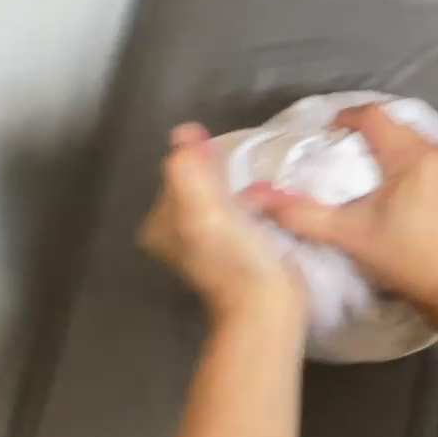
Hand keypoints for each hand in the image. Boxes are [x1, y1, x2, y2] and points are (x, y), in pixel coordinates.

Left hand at [139, 123, 300, 318]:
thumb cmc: (232, 258)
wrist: (267, 305)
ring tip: (268, 192)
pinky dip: (261, 205)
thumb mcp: (203, 209)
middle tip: (254, 177)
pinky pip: (247, 213)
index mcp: (161, 226)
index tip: (229, 155)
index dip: (202, 160)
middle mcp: (181, 234)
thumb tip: (184, 131)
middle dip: (229, 176)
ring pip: (228, 198)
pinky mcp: (242, 250)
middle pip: (204, 185)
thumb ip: (188, 169)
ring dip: (249, 190)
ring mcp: (212, 244)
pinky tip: (276, 205)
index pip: (179, 174)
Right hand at [249, 104, 437, 315]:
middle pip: (393, 124)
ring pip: (411, 137)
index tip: (325, 138)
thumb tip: (253, 195)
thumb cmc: (400, 258)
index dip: (344, 120)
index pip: (373, 116)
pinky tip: (390, 181)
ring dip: (386, 145)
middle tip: (339, 156)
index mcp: (413, 156)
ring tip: (362, 168)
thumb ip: (300, 212)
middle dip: (364, 134)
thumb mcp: (347, 234)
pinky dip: (406, 158)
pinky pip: (427, 152)